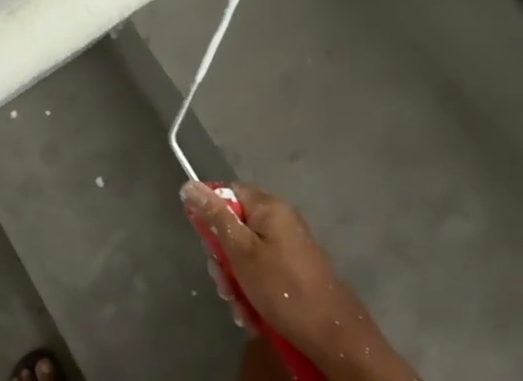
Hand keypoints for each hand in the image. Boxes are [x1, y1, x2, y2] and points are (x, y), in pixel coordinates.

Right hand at [181, 181, 414, 379]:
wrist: (333, 336)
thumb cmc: (283, 288)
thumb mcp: (240, 252)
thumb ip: (215, 217)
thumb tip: (189, 185)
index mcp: (269, 208)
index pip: (228, 192)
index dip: (210, 213)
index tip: (205, 242)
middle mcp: (280, 222)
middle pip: (234, 228)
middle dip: (223, 261)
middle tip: (224, 285)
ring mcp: (288, 248)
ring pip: (245, 256)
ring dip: (236, 283)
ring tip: (240, 309)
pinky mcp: (293, 272)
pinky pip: (262, 274)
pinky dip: (253, 293)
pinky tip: (252, 316)